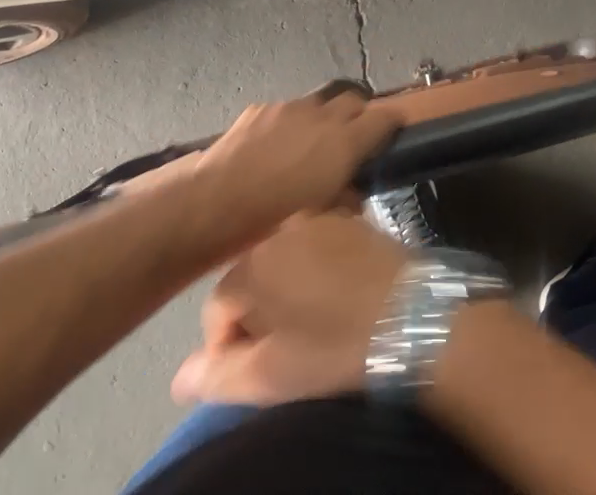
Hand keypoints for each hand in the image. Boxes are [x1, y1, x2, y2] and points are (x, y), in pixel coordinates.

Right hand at [172, 211, 406, 405]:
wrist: (415, 315)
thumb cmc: (338, 347)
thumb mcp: (273, 375)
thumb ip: (218, 375)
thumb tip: (180, 379)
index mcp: (251, 265)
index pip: (218, 309)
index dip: (228, 346)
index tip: (253, 369)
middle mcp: (278, 229)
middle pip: (251, 278)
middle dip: (259, 313)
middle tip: (286, 345)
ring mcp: (319, 216)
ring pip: (285, 257)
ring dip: (289, 286)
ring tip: (314, 318)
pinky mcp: (353, 216)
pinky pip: (319, 241)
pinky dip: (319, 263)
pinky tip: (338, 289)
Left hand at [194, 86, 402, 235]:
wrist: (221, 198)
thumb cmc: (278, 216)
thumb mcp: (322, 213)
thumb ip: (345, 196)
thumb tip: (351, 193)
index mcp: (345, 142)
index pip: (384, 118)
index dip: (392, 122)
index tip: (394, 129)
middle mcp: (323, 116)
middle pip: (353, 100)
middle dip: (358, 113)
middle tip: (354, 133)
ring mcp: (290, 108)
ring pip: (318, 103)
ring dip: (321, 118)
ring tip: (311, 141)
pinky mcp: (262, 108)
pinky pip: (285, 110)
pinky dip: (289, 124)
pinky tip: (275, 146)